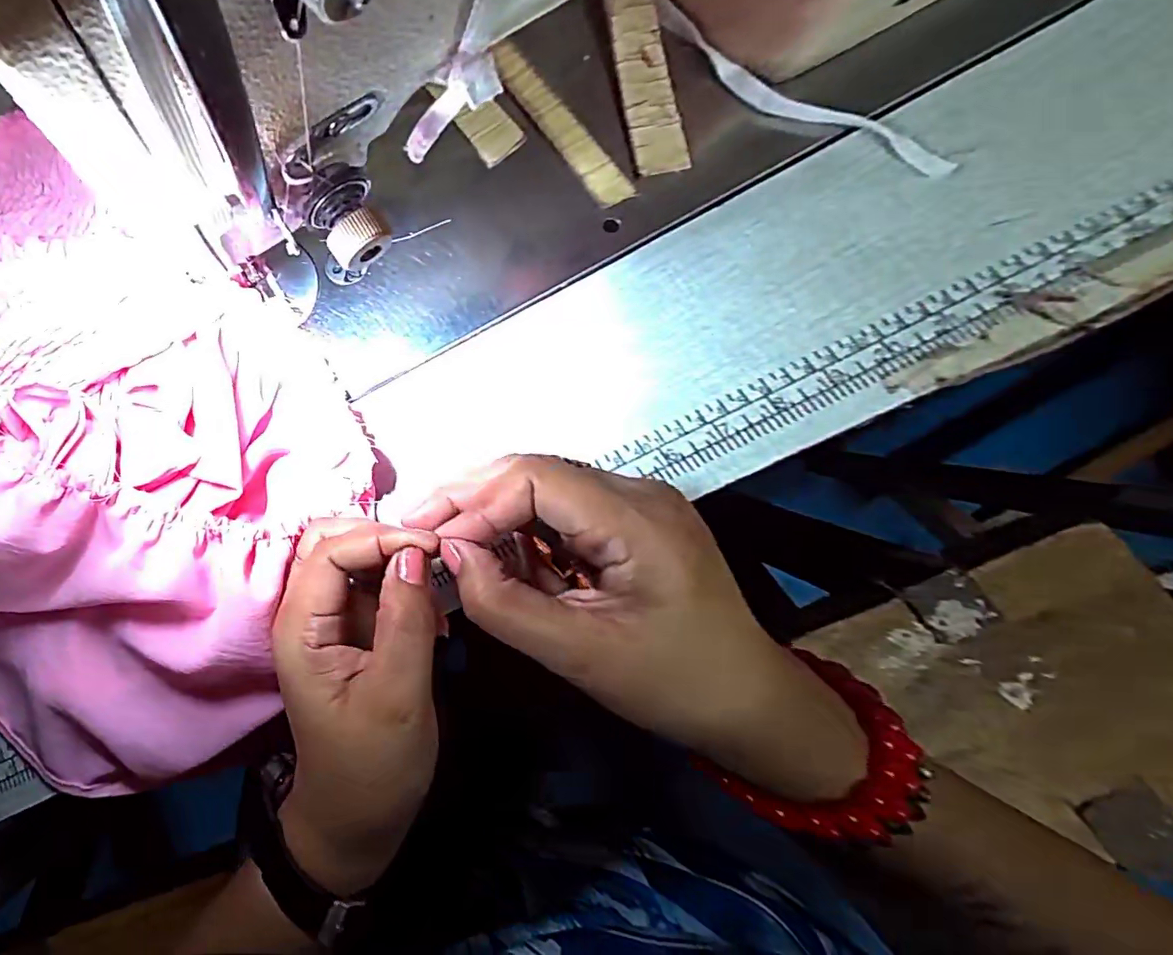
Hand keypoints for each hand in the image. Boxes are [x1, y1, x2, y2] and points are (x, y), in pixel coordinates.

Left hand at [271, 520, 440, 895]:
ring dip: (391, 557)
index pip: (328, 552)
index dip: (379, 538)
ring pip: (349, 557)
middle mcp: (303, 614)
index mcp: (300, 628)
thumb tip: (415, 553)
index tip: (430, 548)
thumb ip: (405, 619)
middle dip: (379, 536)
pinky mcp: (346, 629)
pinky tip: (429, 608)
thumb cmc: (373, 766)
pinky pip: (368, 584)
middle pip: (328, 542)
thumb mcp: (398, 694)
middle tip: (429, 554)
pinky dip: (398, 582)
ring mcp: (324, 620)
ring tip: (434, 582)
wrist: (356, 817)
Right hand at [406, 455, 866, 801]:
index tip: (437, 541)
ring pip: (542, 486)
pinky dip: (521, 529)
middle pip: (535, 470)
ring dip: (493, 512)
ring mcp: (635, 502)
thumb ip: (506, 605)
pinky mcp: (628, 520)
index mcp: (638, 518)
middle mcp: (636, 492)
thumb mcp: (582, 655)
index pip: (537, 477)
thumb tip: (452, 555)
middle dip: (472, 497)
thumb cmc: (675, 684)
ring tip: (450, 542)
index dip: (477, 502)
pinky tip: (498, 554)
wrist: (750, 702)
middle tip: (422, 526)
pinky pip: (561, 510)